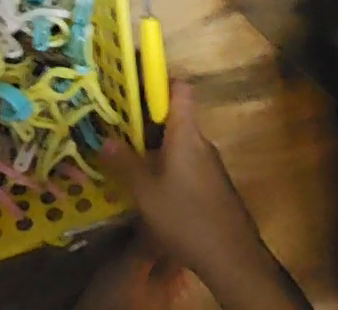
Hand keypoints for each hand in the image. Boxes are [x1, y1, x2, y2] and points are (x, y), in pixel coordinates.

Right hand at [100, 82, 309, 308]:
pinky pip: (187, 161)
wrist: (232, 256)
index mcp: (186, 133)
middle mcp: (200, 140)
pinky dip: (168, 163)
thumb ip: (125, 164)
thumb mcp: (146, 193)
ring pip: (180, 141)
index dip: (158, 80)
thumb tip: (105, 139)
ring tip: (128, 154)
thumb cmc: (186, 217)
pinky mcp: (212, 183)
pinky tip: (151, 184)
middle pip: (176, 115)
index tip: (133, 84)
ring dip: (156, 144)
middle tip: (118, 124)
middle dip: (147, 118)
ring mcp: (209, 162)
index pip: (179, 88)